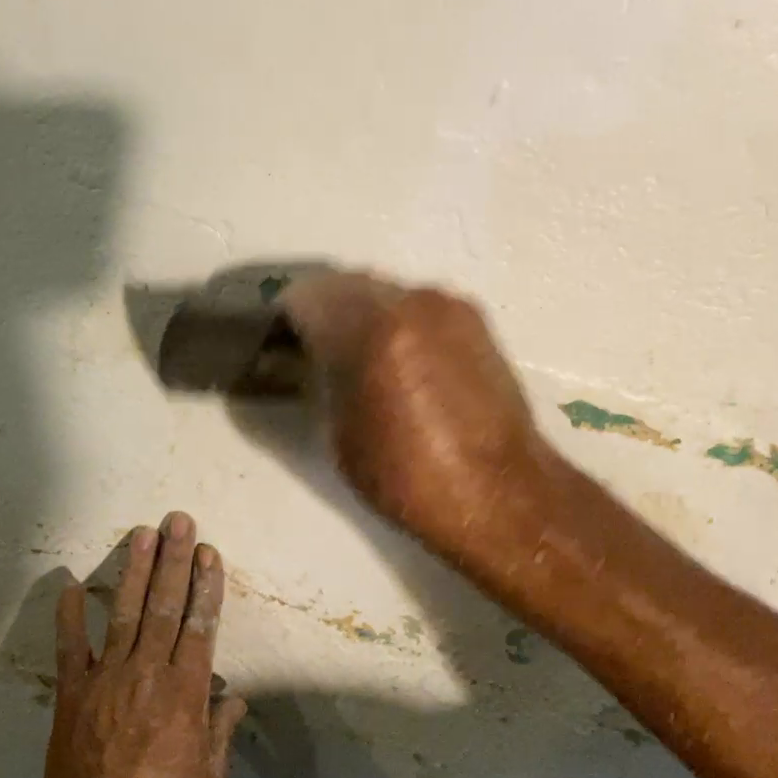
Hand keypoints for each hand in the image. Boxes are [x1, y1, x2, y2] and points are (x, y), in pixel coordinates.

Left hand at [24, 512, 246, 777]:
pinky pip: (69, 648)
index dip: (206, 587)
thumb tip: (233, 698)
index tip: (210, 553)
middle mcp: (146, 676)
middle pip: (164, 607)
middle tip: (180, 521)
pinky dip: (69, 616)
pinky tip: (71, 584)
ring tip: (142, 533)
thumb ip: (218, 737)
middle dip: (174, 560)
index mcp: (185, 697)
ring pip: (123, 614)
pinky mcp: (71, 696)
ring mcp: (104, 682)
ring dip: (133, 571)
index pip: (199, 627)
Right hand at [279, 272, 548, 567]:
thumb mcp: (338, 434)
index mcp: (370, 330)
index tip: (275, 344)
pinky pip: (415, 303)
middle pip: (342, 283)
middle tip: (310, 348)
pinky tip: (396, 359)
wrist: (501, 493)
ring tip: (357, 355)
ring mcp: (445, 304)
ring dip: (360, 312)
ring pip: (381, 289)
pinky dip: (395, 320)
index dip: (283, 320)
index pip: (304, 297)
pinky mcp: (473, 315)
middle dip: (321, 311)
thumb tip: (289, 358)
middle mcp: (409, 301)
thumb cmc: (408, 477)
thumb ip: (313, 379)